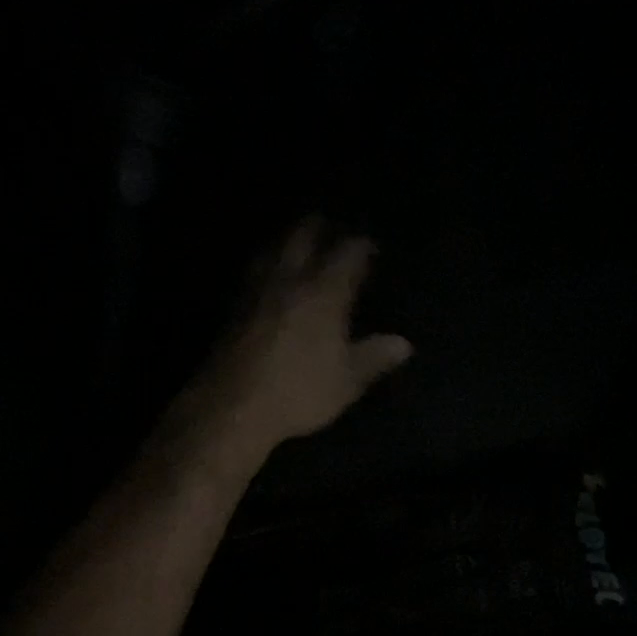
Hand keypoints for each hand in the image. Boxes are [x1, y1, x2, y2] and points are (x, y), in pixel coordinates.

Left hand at [172, 220, 412, 460]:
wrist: (233, 406)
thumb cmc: (299, 392)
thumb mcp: (346, 381)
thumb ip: (374, 358)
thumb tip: (403, 344)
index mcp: (323, 293)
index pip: (346, 253)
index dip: (361, 246)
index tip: (370, 248)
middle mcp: (290, 281)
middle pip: (303, 237)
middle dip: (320, 228)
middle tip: (331, 230)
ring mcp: (257, 291)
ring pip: (273, 249)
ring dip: (289, 242)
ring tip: (299, 245)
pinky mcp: (234, 307)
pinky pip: (255, 272)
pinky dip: (267, 265)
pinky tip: (270, 277)